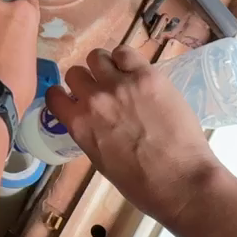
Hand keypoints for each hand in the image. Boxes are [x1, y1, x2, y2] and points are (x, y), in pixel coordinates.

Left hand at [0, 0, 41, 115]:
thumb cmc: (18, 82)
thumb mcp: (31, 59)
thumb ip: (22, 42)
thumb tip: (14, 47)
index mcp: (21, 11)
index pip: (27, 0)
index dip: (26, 16)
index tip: (24, 29)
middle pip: (2, 10)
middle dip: (3, 23)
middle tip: (5, 45)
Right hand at [44, 45, 223, 224]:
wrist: (181, 182)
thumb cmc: (140, 184)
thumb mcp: (100, 160)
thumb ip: (89, 132)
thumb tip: (92, 118)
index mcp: (79, 124)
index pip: (54, 95)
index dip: (64, 95)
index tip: (74, 98)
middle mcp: (93, 99)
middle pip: (75, 72)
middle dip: (86, 81)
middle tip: (102, 91)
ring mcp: (119, 84)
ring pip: (96, 56)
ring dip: (104, 66)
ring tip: (120, 77)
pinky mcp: (146, 75)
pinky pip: (125, 52)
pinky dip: (126, 59)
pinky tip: (136, 72)